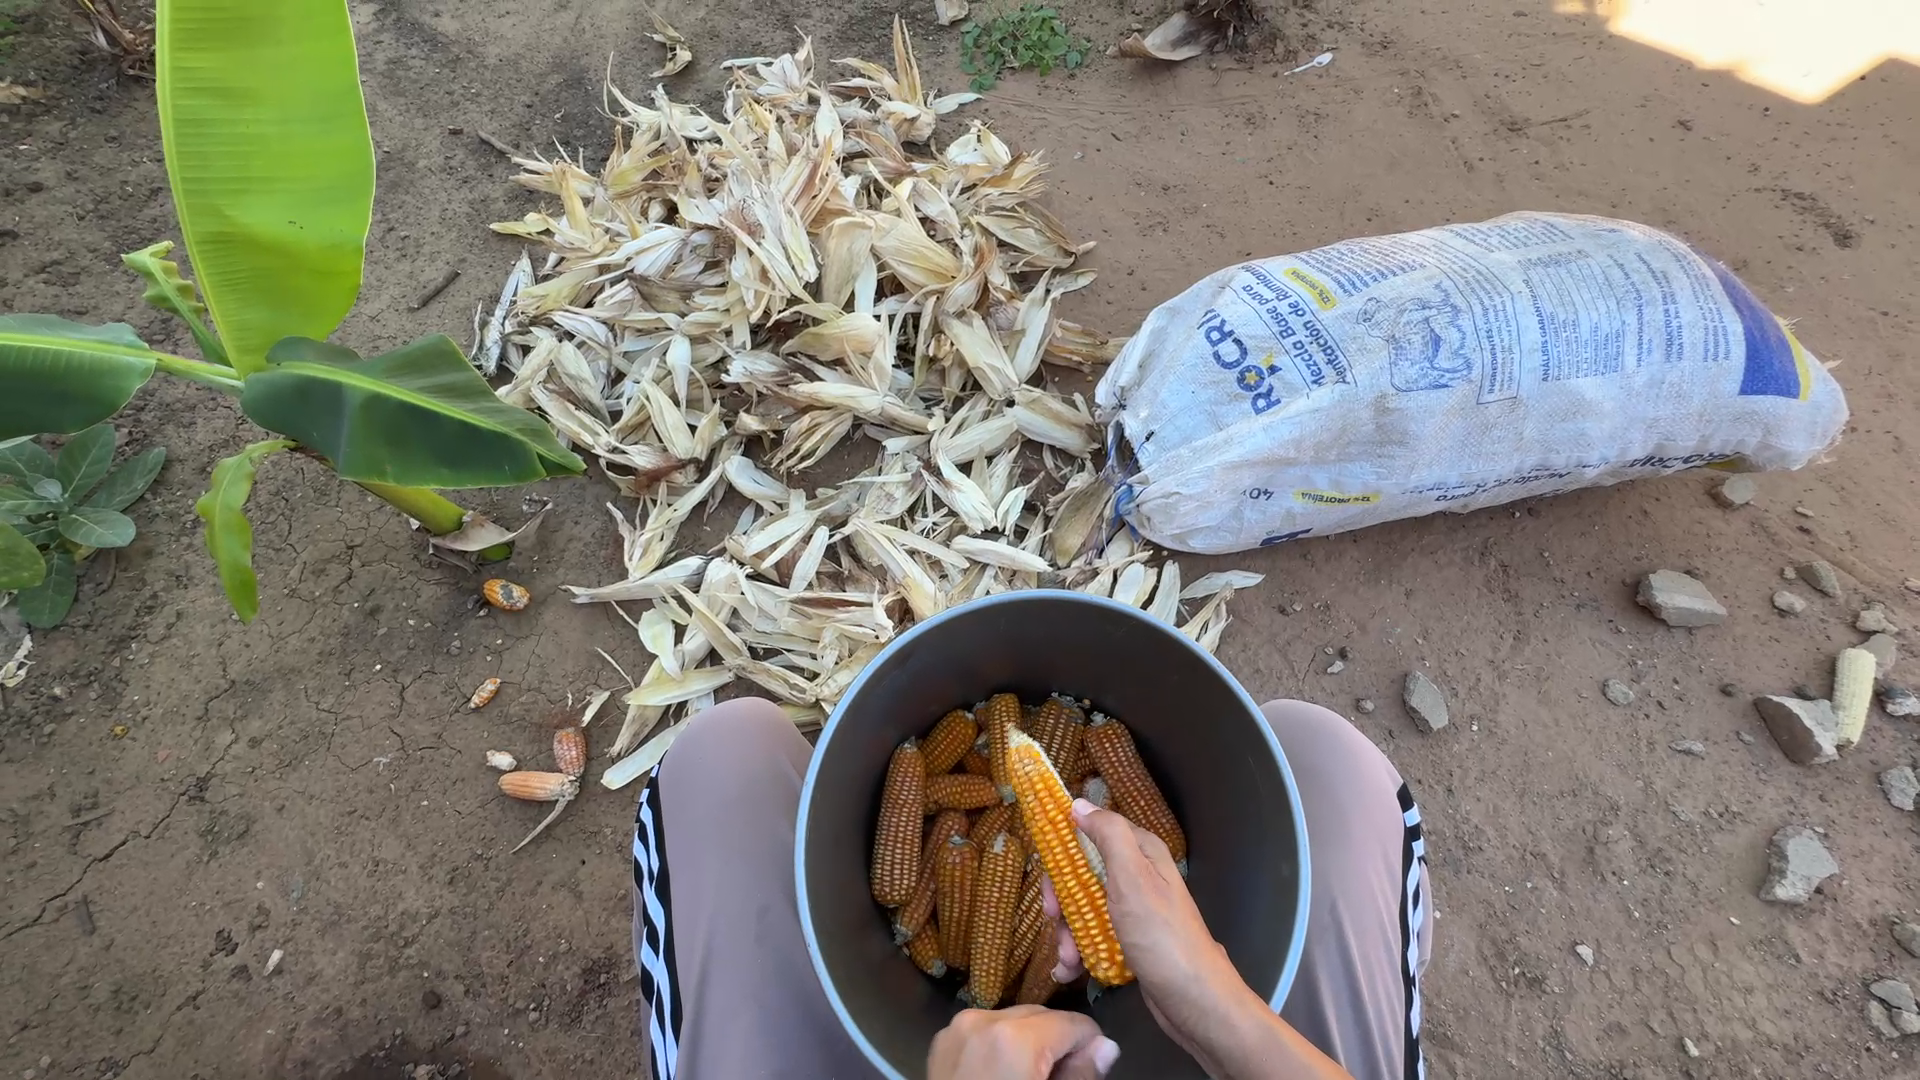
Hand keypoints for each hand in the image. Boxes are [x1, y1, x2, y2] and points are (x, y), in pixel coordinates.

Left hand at [927, 1005, 1120, 1079]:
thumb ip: (1080, 1076)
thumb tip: (1107, 1046)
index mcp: (1015, 1038)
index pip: (1072, 1022)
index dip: (1089, 1044)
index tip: (1094, 1067)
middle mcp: (984, 1019)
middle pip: (1041, 1017)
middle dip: (1058, 1042)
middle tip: (1064, 1078)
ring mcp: (957, 1028)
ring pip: (1012, 1019)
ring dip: (1029, 1041)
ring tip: (1032, 1077)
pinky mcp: (942, 1041)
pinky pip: (984, 1030)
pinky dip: (1000, 1045)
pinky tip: (1003, 1076)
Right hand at [1044, 799, 1264, 1066]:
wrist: (1195, 1003)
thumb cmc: (1161, 935)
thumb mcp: (1132, 877)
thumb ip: (1107, 835)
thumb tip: (1079, 804)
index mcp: (1141, 852)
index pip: (1093, 831)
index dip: (1066, 848)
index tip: (1048, 872)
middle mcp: (1137, 875)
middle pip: (1083, 872)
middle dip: (1062, 898)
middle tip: (1054, 919)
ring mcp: (1133, 910)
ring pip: (1084, 907)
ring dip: (1068, 931)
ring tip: (1067, 958)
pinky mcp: (1129, 941)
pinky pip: (1093, 935)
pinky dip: (1079, 950)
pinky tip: (1071, 969)